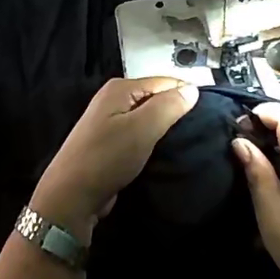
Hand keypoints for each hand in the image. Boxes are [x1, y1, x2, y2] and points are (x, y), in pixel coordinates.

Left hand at [32, 77, 197, 239]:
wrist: (71, 197)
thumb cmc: (107, 158)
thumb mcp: (142, 129)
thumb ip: (169, 106)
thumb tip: (193, 88)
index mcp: (120, 88)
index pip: (165, 81)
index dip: (186, 94)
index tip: (208, 113)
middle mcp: (113, 99)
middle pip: (156, 98)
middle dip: (176, 111)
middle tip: (200, 129)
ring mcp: (110, 121)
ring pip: (149, 117)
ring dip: (165, 128)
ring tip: (187, 140)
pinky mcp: (110, 142)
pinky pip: (140, 134)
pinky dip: (152, 140)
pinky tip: (165, 151)